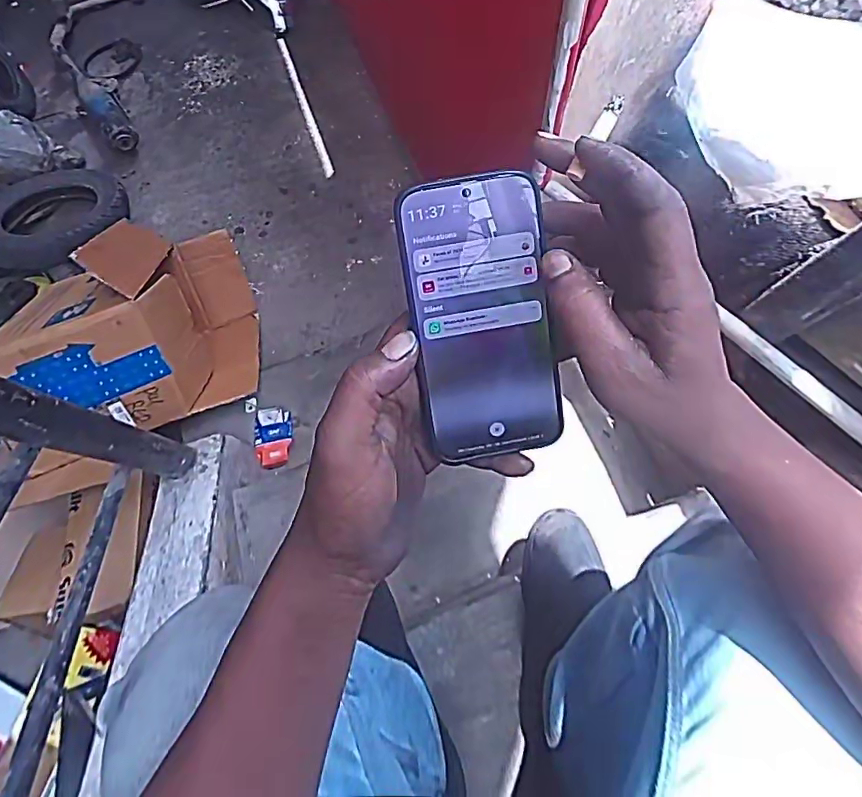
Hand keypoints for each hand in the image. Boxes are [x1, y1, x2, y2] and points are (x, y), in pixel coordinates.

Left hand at [290, 317, 531, 590]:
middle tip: (513, 342)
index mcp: (373, 389)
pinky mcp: (429, 450)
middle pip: (440, 363)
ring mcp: (414, 426)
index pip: (405, 338)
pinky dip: (489, 444)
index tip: (468, 300)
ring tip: (522, 396)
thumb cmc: (339, 508)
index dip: (434, 316)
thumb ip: (364, 388)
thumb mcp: (344, 443)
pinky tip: (513, 455)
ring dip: (488, 398)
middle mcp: (394, 400)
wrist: (347, 561)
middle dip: (472, 351)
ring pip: (458, 396)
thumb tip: (402, 343)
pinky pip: (465, 435)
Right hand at [535, 135, 741, 468]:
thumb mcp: (617, 371)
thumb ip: (582, 315)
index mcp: (676, 282)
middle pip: (632, 199)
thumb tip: (552, 262)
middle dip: (588, 167)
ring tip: (526, 208)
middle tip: (542, 150)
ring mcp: (653, 272)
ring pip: (612, 222)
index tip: (580, 150)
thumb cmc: (672, 405)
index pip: (655, 207)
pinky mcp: (640, 283)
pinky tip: (543, 247)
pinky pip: (604, 248)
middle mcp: (667, 266)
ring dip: (571, 206)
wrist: (702, 426)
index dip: (620, 171)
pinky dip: (572, 240)